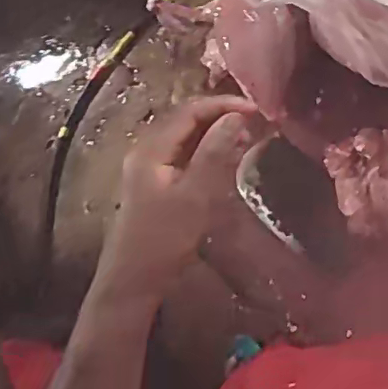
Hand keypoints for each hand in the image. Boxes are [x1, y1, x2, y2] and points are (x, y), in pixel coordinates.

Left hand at [103, 96, 258, 299]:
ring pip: (187, 135)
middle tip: (254, 119)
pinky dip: (208, 148)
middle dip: (221, 114)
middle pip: (186, 119)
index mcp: (151, 148)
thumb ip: (215, 153)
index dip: (223, 105)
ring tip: (246, 134)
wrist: (133, 283)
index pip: (190, 111)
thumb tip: (236, 117)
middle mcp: (147, 150)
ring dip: (216, 130)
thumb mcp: (195, 194)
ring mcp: (150, 166)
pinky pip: (185, 152)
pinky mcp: (157, 181)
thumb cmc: (164, 239)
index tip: (254, 109)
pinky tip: (227, 155)